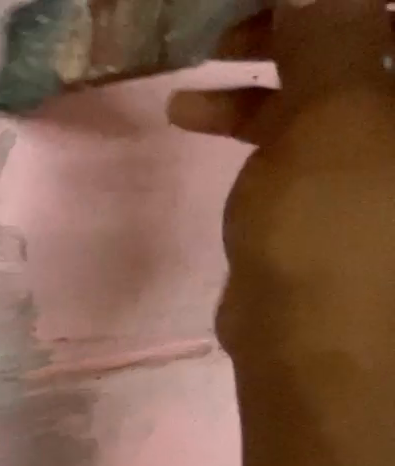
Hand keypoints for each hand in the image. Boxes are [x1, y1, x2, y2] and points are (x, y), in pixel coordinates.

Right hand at [170, 0, 394, 465]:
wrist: (319, 330)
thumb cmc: (339, 219)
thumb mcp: (331, 112)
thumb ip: (330, 33)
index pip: (389, 9)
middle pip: (376, 29)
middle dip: (306, 18)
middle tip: (234, 18)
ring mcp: (389, 136)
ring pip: (342, 65)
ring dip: (272, 56)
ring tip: (202, 56)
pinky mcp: (353, 169)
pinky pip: (313, 114)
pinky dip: (255, 108)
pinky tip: (193, 110)